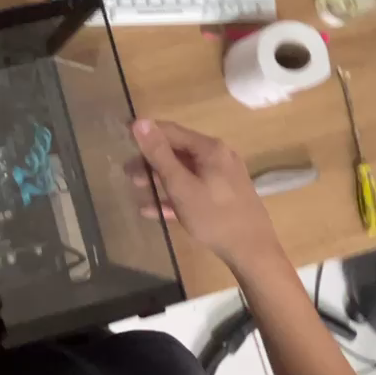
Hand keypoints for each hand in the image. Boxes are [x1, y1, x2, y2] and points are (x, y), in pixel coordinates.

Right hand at [132, 119, 282, 269]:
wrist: (253, 252)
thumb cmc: (214, 217)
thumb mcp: (181, 185)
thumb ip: (159, 154)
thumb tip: (140, 122)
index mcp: (210, 149)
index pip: (170, 130)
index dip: (145, 133)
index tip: (122, 138)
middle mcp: (219, 157)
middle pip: (178, 151)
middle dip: (150, 161)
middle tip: (127, 173)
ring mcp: (224, 177)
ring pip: (185, 171)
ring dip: (160, 178)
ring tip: (137, 189)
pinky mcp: (225, 196)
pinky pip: (194, 188)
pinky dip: (175, 195)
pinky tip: (155, 210)